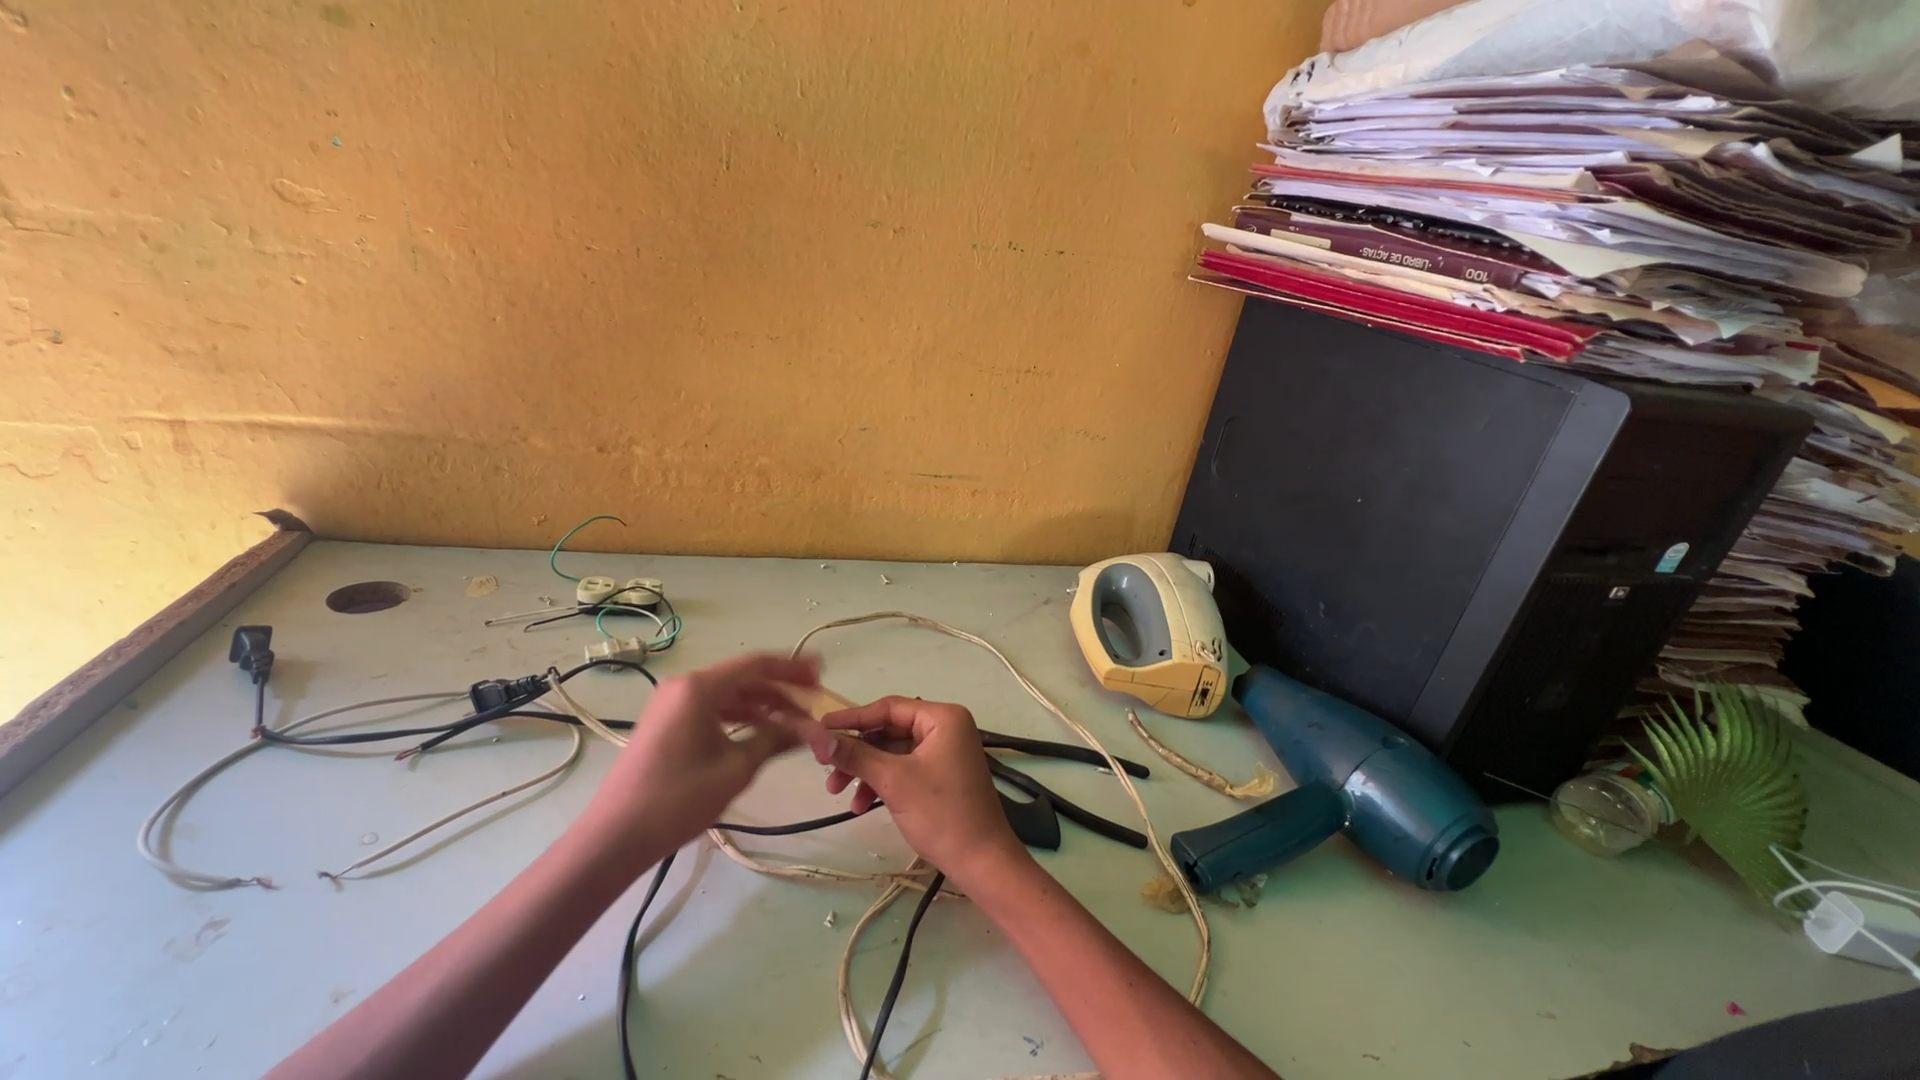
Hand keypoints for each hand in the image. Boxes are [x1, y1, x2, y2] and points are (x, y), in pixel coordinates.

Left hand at [578, 653, 819, 874]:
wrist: (615, 836)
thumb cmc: (677, 798)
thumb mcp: (736, 768)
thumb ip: (775, 739)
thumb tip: (810, 729)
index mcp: (699, 688)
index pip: (756, 665)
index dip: (792, 668)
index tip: (822, 673)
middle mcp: (683, 686)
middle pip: (743, 678)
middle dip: (781, 690)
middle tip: (813, 705)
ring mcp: (670, 705)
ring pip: (728, 694)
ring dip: (762, 705)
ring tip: (793, 723)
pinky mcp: (665, 724)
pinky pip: (711, 709)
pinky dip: (739, 716)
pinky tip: (759, 733)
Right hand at [808, 696, 1028, 887]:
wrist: (982, 861)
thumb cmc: (941, 813)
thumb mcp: (893, 781)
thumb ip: (854, 755)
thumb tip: (816, 737)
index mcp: (943, 718)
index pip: (888, 708)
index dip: (851, 719)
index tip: (819, 730)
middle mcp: (945, 728)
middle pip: (888, 730)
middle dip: (856, 751)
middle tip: (825, 768)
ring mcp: (944, 753)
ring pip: (892, 753)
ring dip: (864, 771)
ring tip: (837, 793)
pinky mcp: (940, 775)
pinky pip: (903, 769)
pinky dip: (881, 783)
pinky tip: (860, 806)